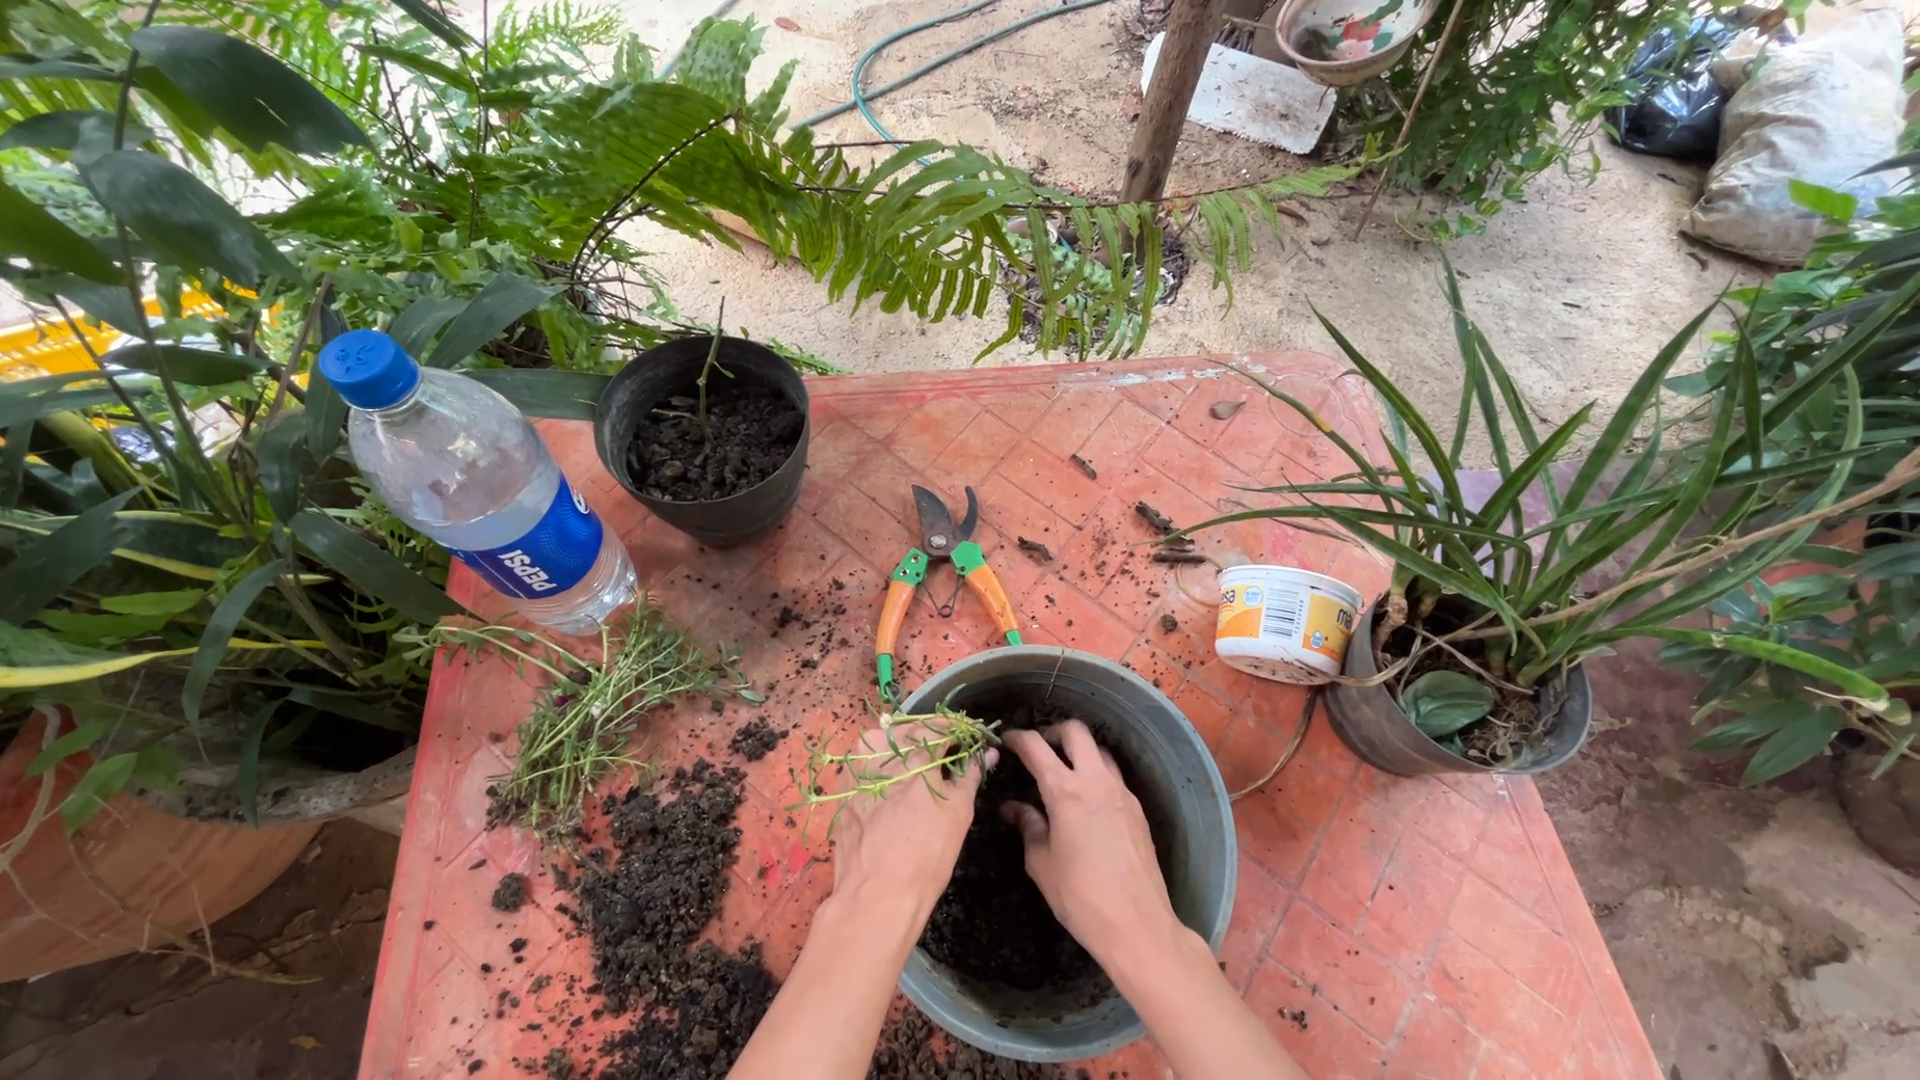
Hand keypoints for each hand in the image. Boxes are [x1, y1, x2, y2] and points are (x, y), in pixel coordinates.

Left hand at [828, 721, 995, 911]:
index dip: (960, 730)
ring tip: (922, 767)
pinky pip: (867, 765)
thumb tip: (986, 753)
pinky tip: (897, 786)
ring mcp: (856, 769)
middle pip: (910, 730)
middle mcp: (880, 750)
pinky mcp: (842, 789)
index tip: (973, 738)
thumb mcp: (959, 811)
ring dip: (905, 748)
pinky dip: (885, 767)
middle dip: (932, 737)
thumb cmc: (927, 852)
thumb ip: (971, 775)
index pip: (941, 725)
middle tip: (950, 753)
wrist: (876, 894)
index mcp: (913, 751)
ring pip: (884, 743)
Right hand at [1002, 721, 1179, 964]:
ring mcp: (1122, 793)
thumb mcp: (1041, 863)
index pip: (1037, 748)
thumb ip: (1028, 826)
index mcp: (1066, 792)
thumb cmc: (1080, 896)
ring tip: (1064, 772)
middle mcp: (1096, 782)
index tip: (1007, 739)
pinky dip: (1097, 774)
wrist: (1137, 924)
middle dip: (1054, 732)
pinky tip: (1087, 800)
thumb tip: (1012, 808)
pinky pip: (1114, 776)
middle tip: (1040, 749)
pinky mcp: (1137, 809)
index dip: (1018, 738)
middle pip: (1076, 732)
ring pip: (1100, 751)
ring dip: (1080, 751)